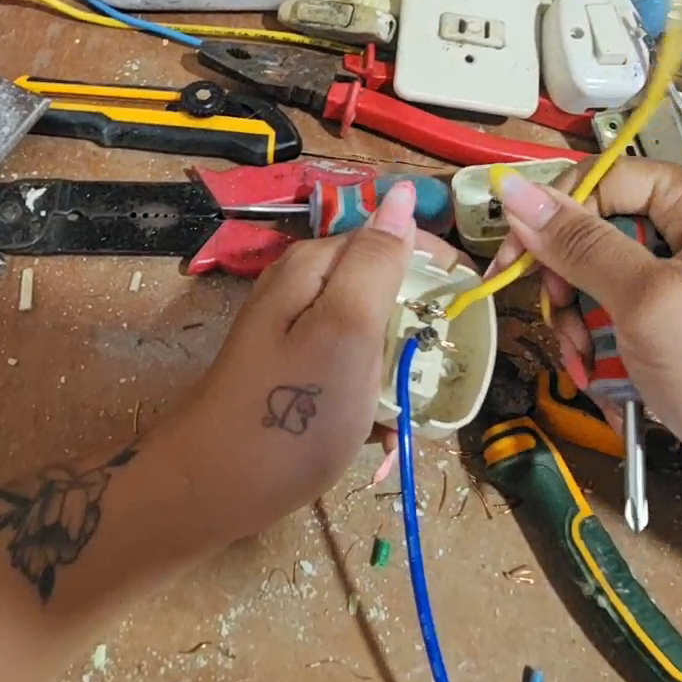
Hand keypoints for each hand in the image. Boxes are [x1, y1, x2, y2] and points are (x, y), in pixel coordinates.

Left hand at [173, 182, 436, 536]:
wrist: (214, 487)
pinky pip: (347, 367)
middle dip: (416, 324)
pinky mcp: (291, 372)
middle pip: (379, 285)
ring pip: (368, 331)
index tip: (467, 307)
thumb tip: (401, 195)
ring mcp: (292, 332)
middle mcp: (299, 289)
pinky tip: (377, 429)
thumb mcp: (346, 328)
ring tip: (408, 409)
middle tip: (436, 370)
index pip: (389, 237)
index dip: (435, 266)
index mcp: (313, 266)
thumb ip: (376, 262)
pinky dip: (368, 392)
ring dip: (395, 366)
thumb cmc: (290, 410)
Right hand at [490, 158, 681, 492]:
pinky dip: (615, 350)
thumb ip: (579, 246)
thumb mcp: (652, 305)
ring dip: (586, 325)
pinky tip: (613, 386)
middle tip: (562, 330)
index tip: (510, 268)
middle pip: (605, 233)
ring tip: (587, 369)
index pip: (605, 180)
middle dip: (571, 285)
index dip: (551, 218)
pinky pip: (639, 319)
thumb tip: (514, 190)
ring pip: (614, 282)